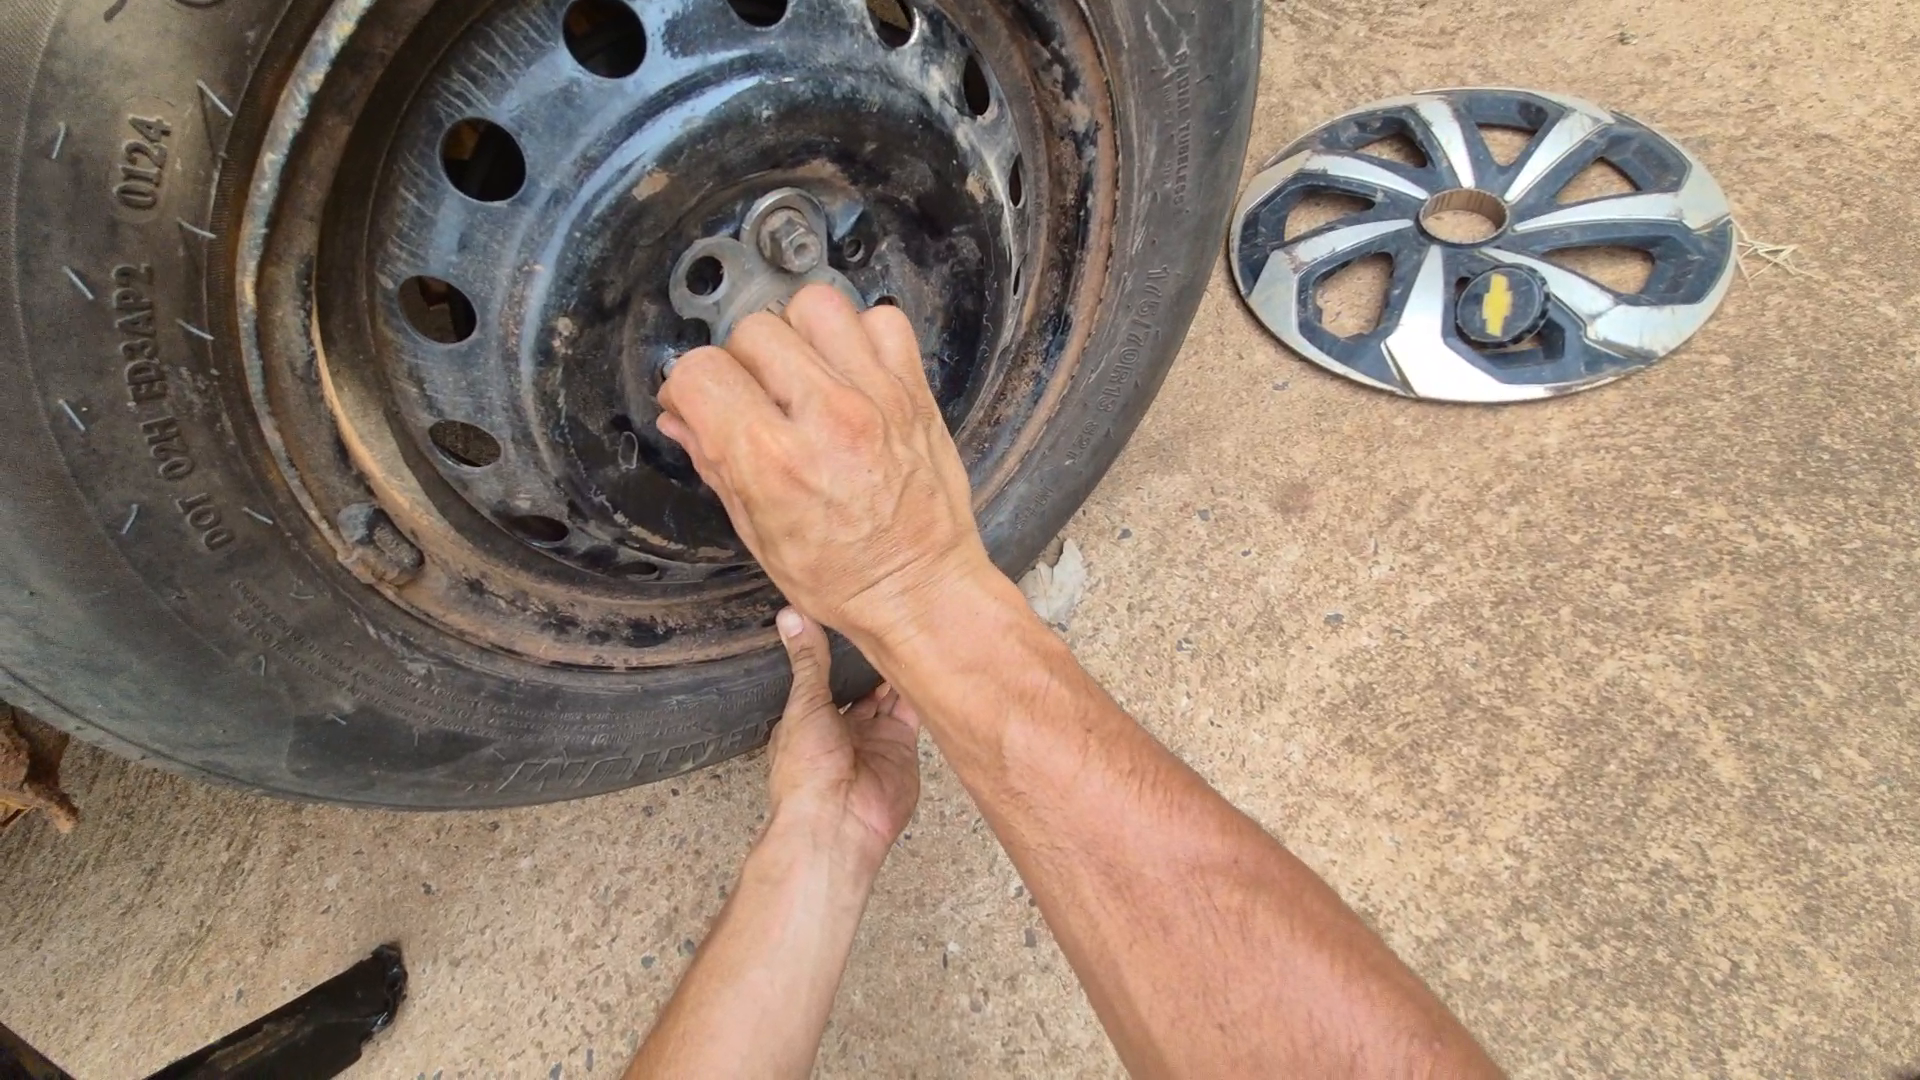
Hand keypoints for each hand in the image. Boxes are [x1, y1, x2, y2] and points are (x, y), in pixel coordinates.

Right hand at [657, 286, 994, 639]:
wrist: (923, 589)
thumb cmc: (848, 580)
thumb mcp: (759, 536)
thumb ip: (715, 465)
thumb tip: (682, 417)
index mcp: (774, 461)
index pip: (701, 372)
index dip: (688, 387)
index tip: (699, 404)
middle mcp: (827, 416)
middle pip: (754, 329)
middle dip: (742, 362)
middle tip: (755, 399)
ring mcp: (878, 398)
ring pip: (816, 306)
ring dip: (798, 335)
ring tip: (803, 376)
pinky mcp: (914, 393)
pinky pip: (883, 321)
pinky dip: (862, 336)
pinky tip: (851, 373)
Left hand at [765, 607, 921, 866]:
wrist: (837, 820)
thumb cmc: (807, 770)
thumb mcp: (804, 702)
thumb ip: (808, 660)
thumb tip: (791, 615)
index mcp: (811, 719)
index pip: (827, 678)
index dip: (839, 653)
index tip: (852, 618)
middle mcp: (844, 729)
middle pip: (863, 687)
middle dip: (872, 663)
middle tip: (888, 621)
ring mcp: (875, 739)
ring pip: (889, 698)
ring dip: (897, 674)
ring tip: (909, 634)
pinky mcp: (903, 749)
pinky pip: (913, 715)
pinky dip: (918, 693)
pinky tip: (925, 664)